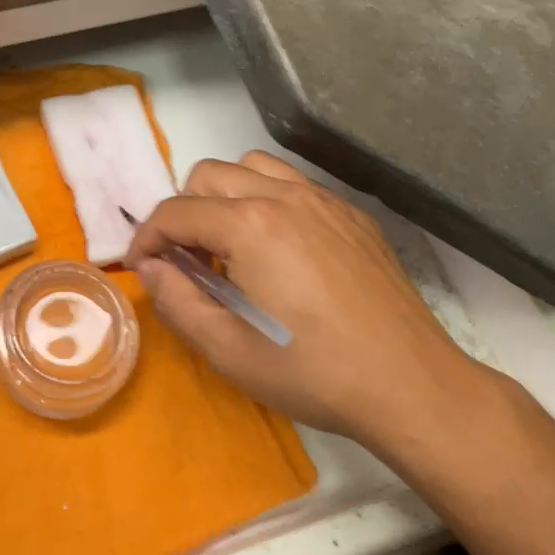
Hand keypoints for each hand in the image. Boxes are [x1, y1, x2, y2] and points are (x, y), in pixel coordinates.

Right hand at [126, 152, 483, 443]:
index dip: (146, 237)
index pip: (175, 211)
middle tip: (188, 262)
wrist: (413, 387)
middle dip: (184, 212)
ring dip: (225, 197)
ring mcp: (324, 201)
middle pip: (208, 175)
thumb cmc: (314, 373)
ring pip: (252, 167)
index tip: (141, 267)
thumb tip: (150, 267)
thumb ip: (176, 300)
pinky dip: (268, 202)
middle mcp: (285, 197)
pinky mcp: (352, 216)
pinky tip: (279, 252)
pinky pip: (293, 185)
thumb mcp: (228, 349)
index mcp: (250, 226)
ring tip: (230, 246)